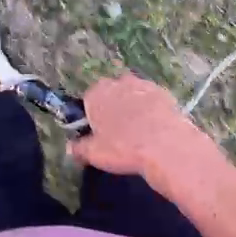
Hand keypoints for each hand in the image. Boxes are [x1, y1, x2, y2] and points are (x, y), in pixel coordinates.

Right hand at [68, 73, 215, 183]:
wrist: (165, 145)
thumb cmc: (124, 149)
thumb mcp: (96, 154)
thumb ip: (79, 149)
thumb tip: (69, 148)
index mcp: (96, 93)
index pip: (88, 101)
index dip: (93, 117)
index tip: (99, 134)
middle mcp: (116, 82)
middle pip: (111, 94)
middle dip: (113, 108)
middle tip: (119, 134)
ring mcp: (140, 83)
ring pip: (131, 94)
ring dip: (132, 107)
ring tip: (140, 132)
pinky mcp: (161, 91)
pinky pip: (151, 99)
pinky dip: (151, 109)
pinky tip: (156, 128)